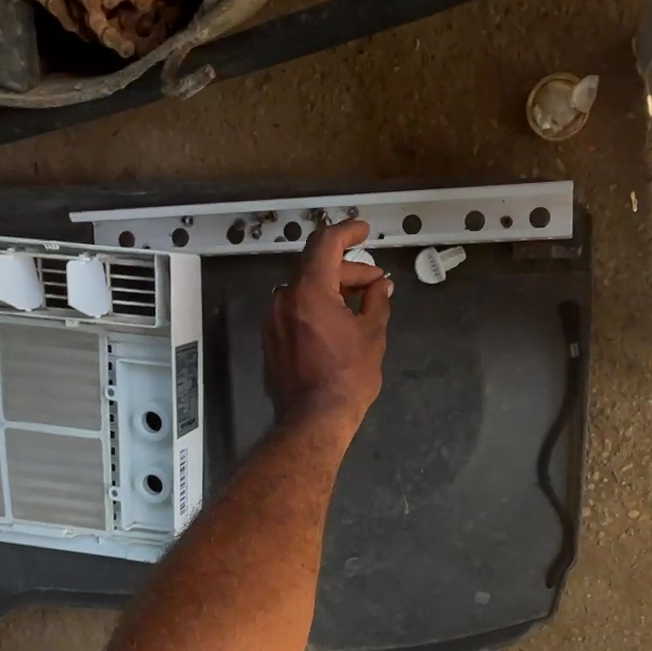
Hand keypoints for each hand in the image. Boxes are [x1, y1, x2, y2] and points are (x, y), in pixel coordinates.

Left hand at [263, 219, 392, 431]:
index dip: (347, 232)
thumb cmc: (348, 376)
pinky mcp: (271, 340)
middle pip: (317, 268)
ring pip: (305, 291)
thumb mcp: (372, 335)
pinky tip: (338, 325)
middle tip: (377, 285)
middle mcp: (284, 299)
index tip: (364, 231)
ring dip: (333, 291)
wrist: (313, 419)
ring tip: (361, 306)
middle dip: (349, 272)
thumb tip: (380, 286)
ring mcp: (273, 320)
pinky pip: (296, 312)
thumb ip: (376, 302)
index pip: (325, 244)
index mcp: (309, 290)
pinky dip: (317, 309)